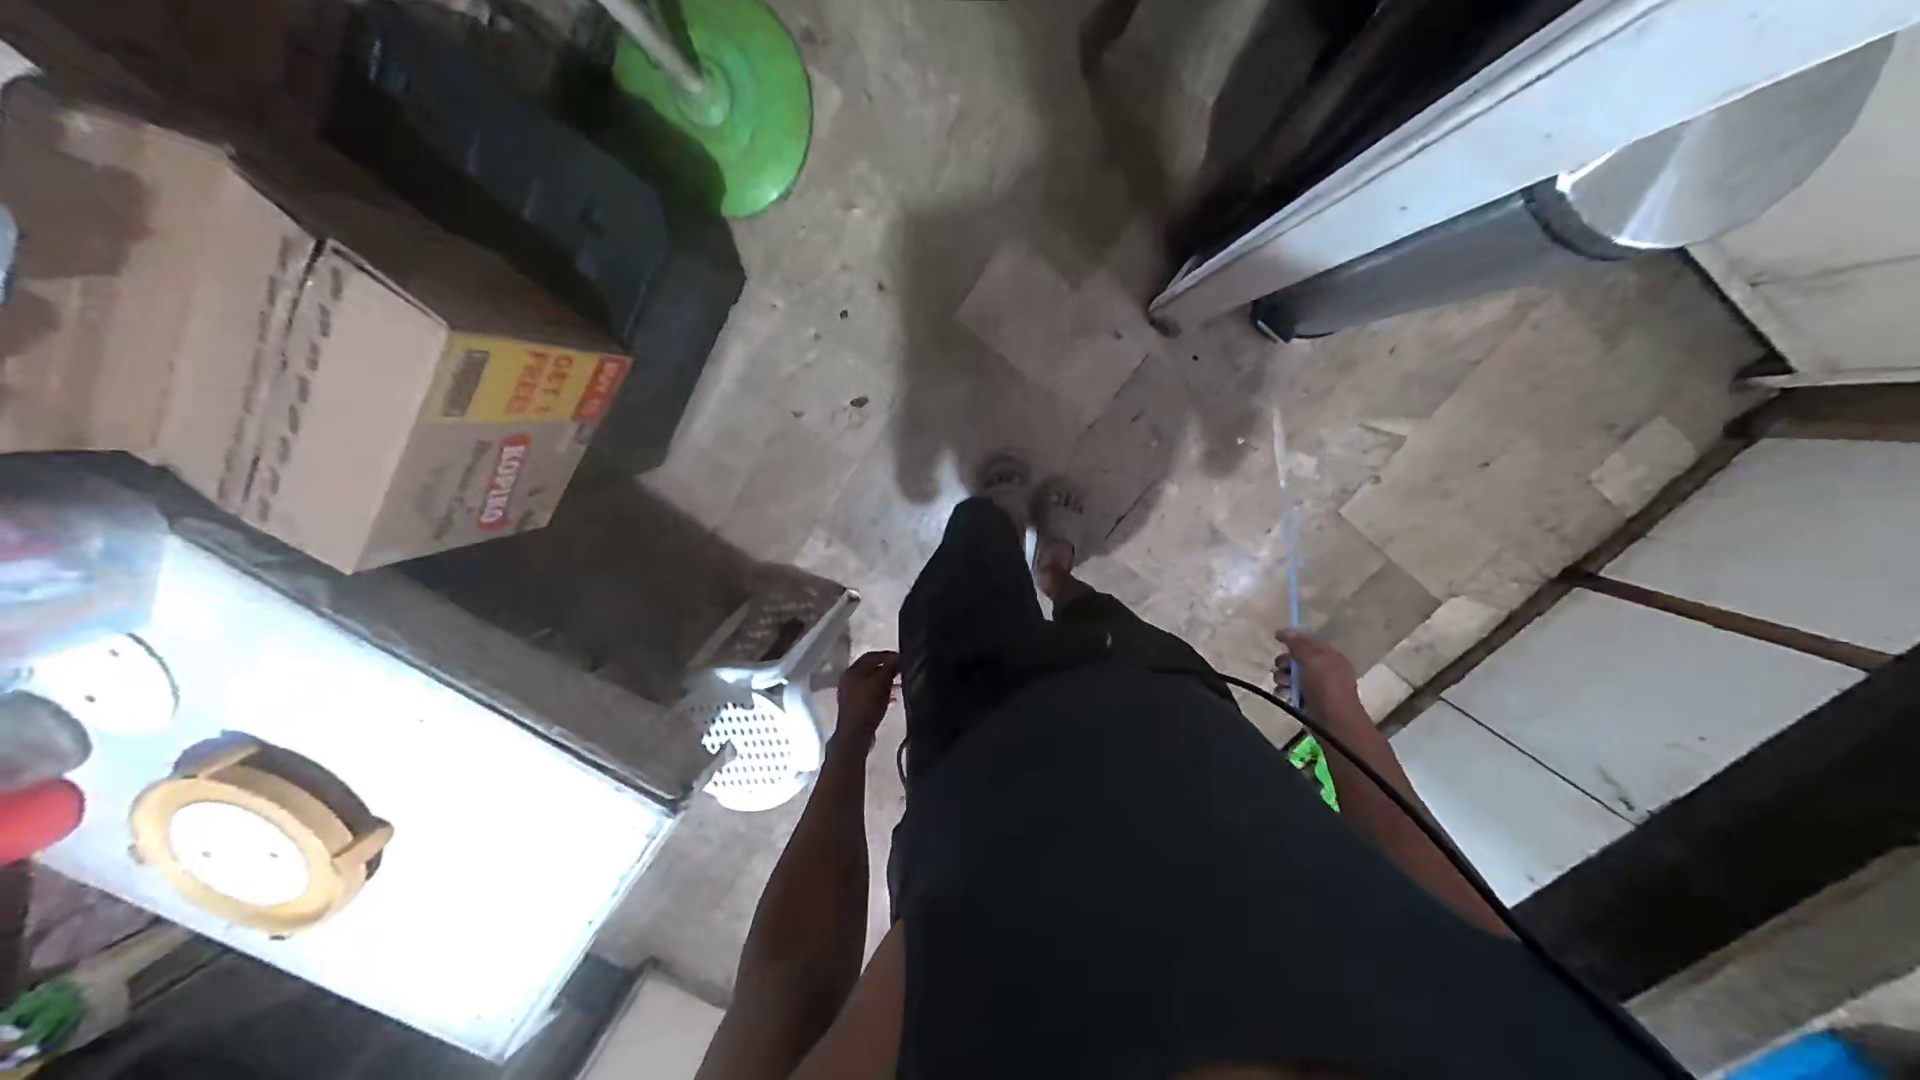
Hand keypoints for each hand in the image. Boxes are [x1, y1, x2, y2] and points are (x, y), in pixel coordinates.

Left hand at [833, 650, 898, 747]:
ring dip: (887, 684)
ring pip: (872, 684)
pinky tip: (893, 700)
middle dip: (888, 670)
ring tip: (901, 686)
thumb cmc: (868, 705)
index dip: (888, 655)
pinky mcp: (855, 708)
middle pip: (871, 670)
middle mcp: (848, 681)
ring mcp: (850, 695)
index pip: (871, 656)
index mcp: (852, 671)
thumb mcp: (882, 683)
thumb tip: (899, 657)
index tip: (902, 658)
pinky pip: (871, 696)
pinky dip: (882, 695)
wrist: (856, 735)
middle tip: (903, 672)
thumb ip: (890, 667)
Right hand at [1273, 630, 1360, 714]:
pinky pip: (1288, 689)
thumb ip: (1298, 644)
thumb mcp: (1313, 659)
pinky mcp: (1305, 699)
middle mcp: (1322, 668)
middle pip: (1296, 657)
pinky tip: (1283, 693)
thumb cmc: (1326, 685)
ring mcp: (1313, 685)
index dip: (1293, 636)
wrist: (1333, 721)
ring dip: (1282, 676)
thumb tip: (1285, 631)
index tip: (1276, 637)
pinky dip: (1283, 690)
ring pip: (1289, 673)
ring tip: (1284, 684)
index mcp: (1329, 656)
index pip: (1309, 640)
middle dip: (1285, 661)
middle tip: (1282, 667)